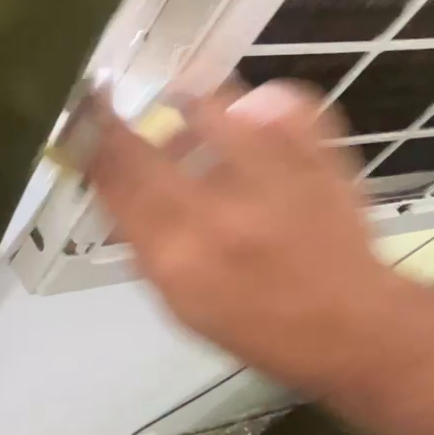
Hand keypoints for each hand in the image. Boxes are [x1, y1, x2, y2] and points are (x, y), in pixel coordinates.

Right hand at [84, 81, 432, 396]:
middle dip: (111, 119)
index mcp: (180, 256)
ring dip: (185, 104)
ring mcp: (275, 180)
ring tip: (183, 106)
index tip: (76, 123)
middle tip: (103, 103)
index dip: (87, 144)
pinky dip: (261, 102)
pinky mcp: (321, 160)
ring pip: (209, 107)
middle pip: (142, 147)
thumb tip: (108, 183)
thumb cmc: (259, 325)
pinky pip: (283, 103)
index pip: (112, 183)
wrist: (358, 332)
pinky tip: (250, 114)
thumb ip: (141, 241)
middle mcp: (220, 213)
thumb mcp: (181, 302)